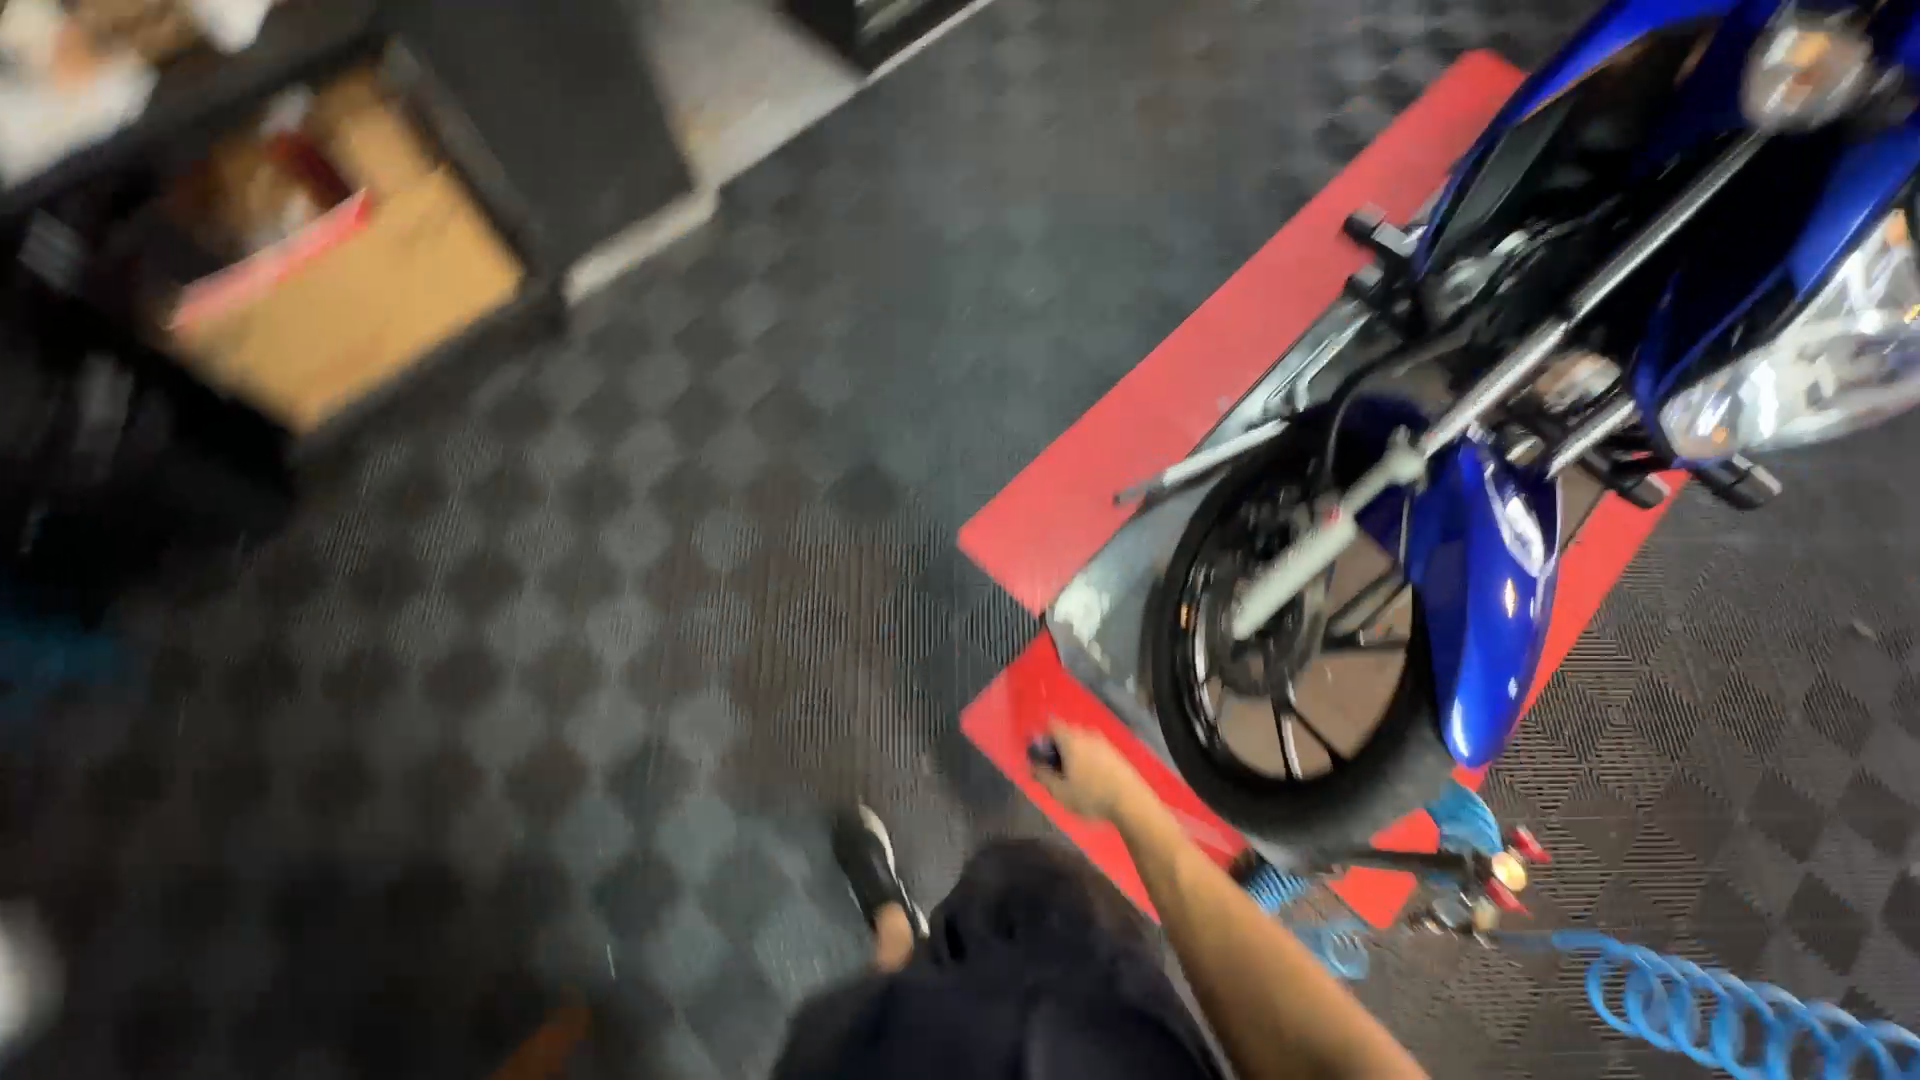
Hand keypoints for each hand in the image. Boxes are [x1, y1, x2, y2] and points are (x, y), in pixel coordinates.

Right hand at [1031, 721, 1155, 823]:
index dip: (1043, 737)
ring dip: (1073, 754)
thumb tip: (1032, 766)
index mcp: (1071, 739)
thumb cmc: (1090, 796)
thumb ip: (1042, 775)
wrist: (1131, 802)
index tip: (1041, 756)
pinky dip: (1088, 758)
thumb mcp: (1059, 791)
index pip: (1051, 724)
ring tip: (1073, 777)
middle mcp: (1087, 734)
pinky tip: (1091, 779)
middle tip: (1055, 770)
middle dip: (1058, 747)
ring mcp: (1103, 742)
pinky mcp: (1115, 752)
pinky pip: (1094, 749)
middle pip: (1066, 732)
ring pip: (1081, 742)